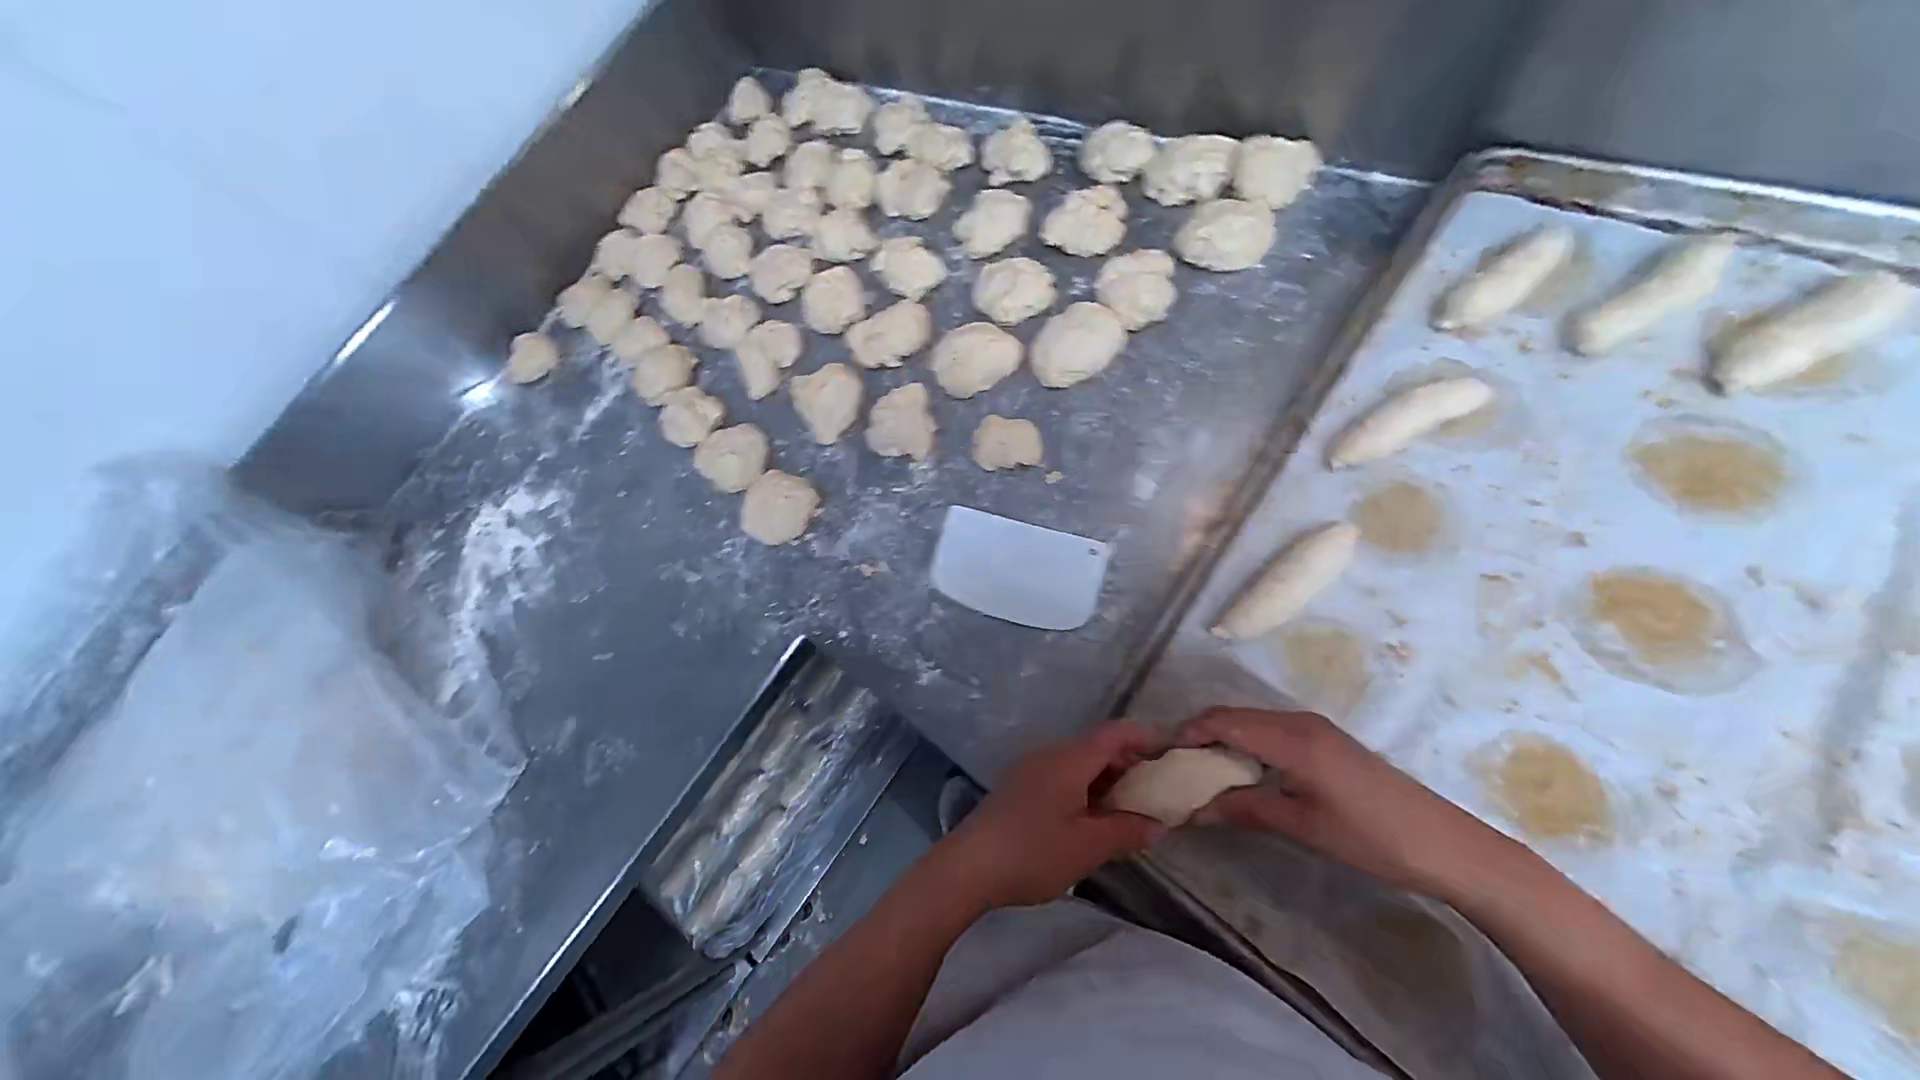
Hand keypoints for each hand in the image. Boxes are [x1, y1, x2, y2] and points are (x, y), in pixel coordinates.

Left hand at [936, 721, 1166, 910]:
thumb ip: (1127, 831)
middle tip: (1157, 792)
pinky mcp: (1019, 788)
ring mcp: (1030, 770)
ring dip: (1107, 780)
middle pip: (1097, 746)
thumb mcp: (1088, 846)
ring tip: (1130, 810)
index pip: (1115, 733)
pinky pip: (1062, 777)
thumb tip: (1159, 824)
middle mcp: (1049, 755)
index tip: (1172, 756)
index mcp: (1069, 759)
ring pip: (1079, 764)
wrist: (968, 866)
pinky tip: (1093, 819)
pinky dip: (1085, 790)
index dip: (1146, 738)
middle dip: (1129, 764)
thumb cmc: (1033, 851)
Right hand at [1182, 707, 1519, 898]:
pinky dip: (1246, 743)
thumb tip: (1194, 810)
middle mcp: (1299, 722)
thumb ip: (1244, 809)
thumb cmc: (1372, 838)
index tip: (1161, 754)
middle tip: (1175, 764)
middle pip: (1234, 715)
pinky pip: (1271, 730)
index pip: (1223, 720)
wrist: (1448, 846)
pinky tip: (1242, 770)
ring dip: (1222, 738)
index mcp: (1292, 738)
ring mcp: (1315, 728)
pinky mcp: (1326, 741)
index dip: (1187, 732)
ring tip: (1201, 770)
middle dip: (1199, 734)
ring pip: (1252, 721)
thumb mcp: (1302, 827)